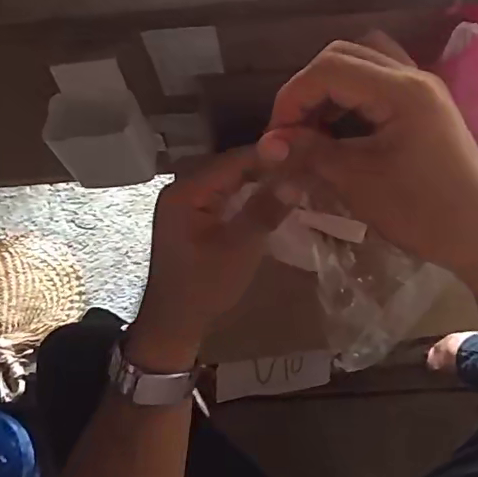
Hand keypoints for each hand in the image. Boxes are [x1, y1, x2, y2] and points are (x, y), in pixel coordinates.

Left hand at [127, 148, 296, 370]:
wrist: (173, 324)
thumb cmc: (204, 286)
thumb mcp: (239, 248)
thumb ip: (265, 210)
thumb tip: (296, 179)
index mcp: (186, 191)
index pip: (233, 161)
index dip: (268, 156)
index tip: (303, 152)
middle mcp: (181, 190)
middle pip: (230, 168)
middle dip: (265, 167)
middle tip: (303, 165)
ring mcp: (185, 205)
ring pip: (228, 183)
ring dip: (258, 181)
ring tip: (293, 179)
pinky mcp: (192, 220)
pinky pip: (223, 198)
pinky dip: (246, 197)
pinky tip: (269, 200)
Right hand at [257, 35, 477, 292]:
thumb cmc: (423, 212)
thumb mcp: (359, 183)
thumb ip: (311, 154)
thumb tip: (268, 144)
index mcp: (400, 90)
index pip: (328, 69)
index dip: (292, 98)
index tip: (276, 137)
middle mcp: (414, 77)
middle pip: (344, 55)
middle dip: (308, 89)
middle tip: (291, 131)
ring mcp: (424, 90)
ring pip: (364, 63)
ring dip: (330, 89)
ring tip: (313, 129)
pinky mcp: (427, 107)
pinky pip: (381, 82)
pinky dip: (353, 97)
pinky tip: (341, 130)